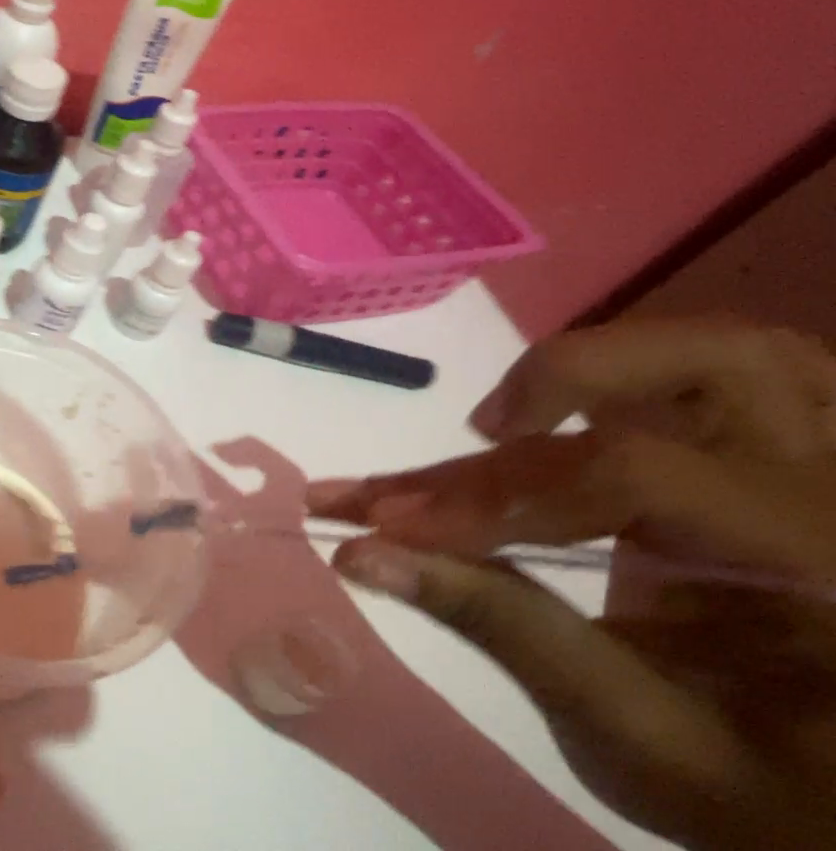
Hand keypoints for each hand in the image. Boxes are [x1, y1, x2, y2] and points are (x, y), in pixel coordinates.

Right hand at [314, 320, 835, 850]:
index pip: (639, 476)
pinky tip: (552, 427)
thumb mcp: (633, 739)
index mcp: (825, 569)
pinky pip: (721, 387)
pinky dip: (628, 386)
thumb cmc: (761, 796)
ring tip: (499, 424)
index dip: (499, 492)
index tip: (386, 526)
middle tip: (471, 435)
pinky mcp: (786, 475)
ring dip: (598, 372)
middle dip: (560, 385)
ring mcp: (826, 478)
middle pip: (714, 368)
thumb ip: (503, 628)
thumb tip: (361, 555)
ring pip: (727, 354)